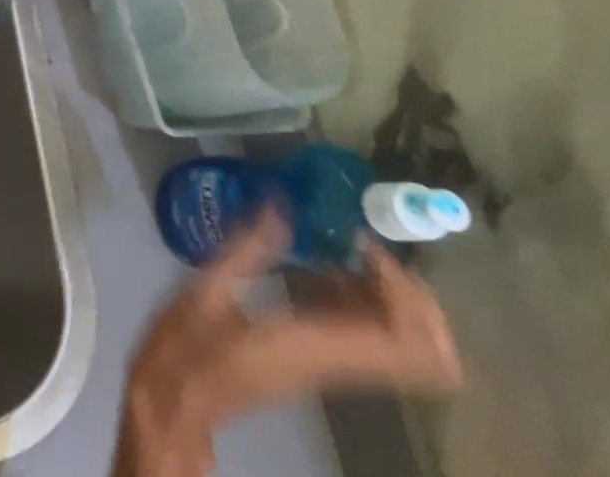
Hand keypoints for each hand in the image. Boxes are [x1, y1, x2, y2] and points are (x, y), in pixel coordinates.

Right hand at [116, 210, 462, 476]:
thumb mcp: (204, 292)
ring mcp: (337, 369)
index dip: (403, 287)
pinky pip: (374, 341)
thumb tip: (277, 207)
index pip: (406, 335)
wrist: (177, 401)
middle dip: (415, 298)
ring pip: (408, 348)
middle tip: (368, 253)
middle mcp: (341, 362)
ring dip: (390, 299)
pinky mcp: (325, 367)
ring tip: (341, 257)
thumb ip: (244, 251)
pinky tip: (320, 277)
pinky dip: (365, 307)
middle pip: (431, 352)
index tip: (361, 244)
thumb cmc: (185, 348)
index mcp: (316, 345)